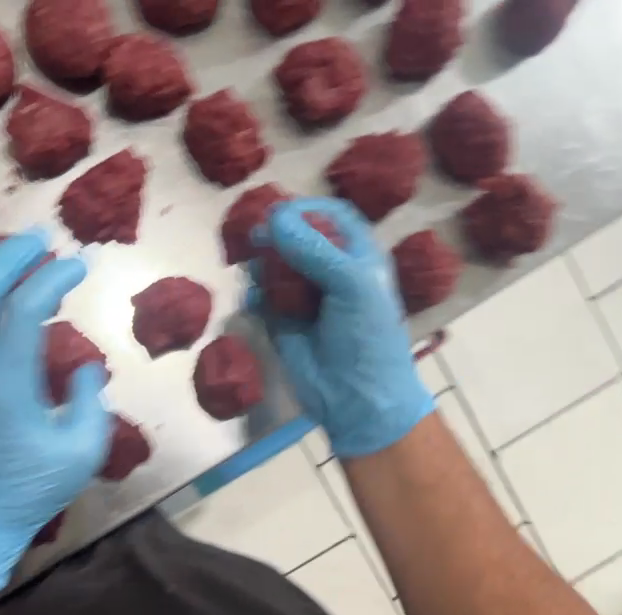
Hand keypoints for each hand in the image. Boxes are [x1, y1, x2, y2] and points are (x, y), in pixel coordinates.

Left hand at [0, 232, 110, 593]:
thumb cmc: (29, 492)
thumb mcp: (80, 452)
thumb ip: (89, 402)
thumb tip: (84, 367)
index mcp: (4, 382)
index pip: (24, 309)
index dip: (52, 278)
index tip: (78, 265)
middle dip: (8, 258)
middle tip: (39, 239)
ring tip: (15, 259)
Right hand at [249, 197, 435, 458]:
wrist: (356, 398)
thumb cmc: (368, 337)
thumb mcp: (351, 283)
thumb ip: (313, 248)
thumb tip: (273, 219)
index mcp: (357, 257)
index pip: (331, 217)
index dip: (307, 209)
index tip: (282, 211)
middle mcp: (329, 273)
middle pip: (297, 239)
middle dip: (277, 235)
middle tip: (257, 236)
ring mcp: (304, 300)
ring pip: (275, 267)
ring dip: (262, 263)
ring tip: (253, 266)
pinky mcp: (282, 326)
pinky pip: (262, 300)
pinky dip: (253, 294)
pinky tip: (253, 297)